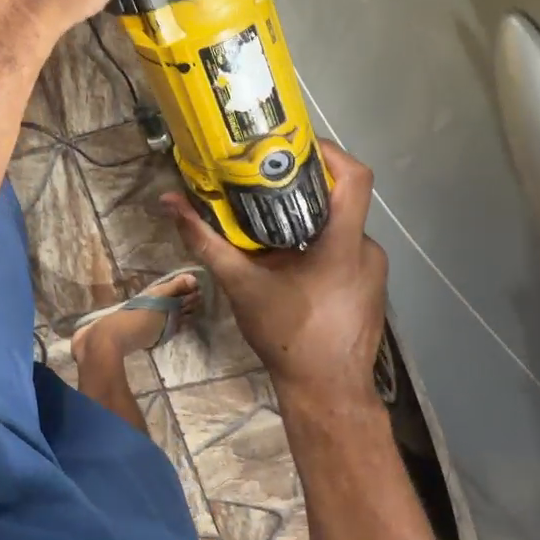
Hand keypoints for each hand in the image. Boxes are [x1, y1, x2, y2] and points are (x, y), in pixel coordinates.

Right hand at [162, 141, 389, 404]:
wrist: (327, 395)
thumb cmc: (288, 336)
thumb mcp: (239, 284)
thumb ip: (204, 239)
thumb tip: (168, 201)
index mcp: (343, 243)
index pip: (355, 177)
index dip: (327, 151)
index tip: (289, 145)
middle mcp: (366, 249)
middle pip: (340, 196)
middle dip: (301, 183)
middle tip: (261, 177)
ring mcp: (372, 269)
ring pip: (338, 223)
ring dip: (305, 215)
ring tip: (265, 218)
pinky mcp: (368, 286)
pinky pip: (343, 247)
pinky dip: (315, 240)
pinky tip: (284, 258)